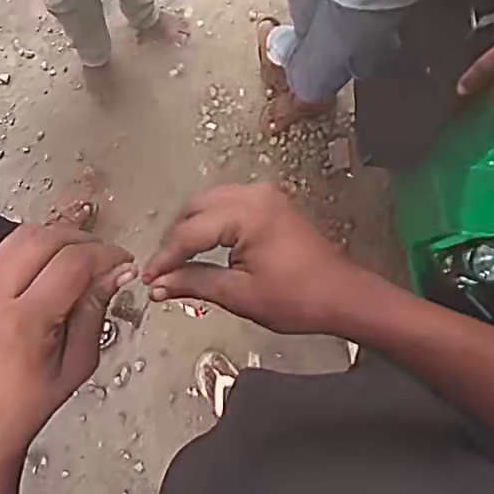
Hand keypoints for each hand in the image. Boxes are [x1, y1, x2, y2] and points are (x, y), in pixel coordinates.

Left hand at [0, 225, 133, 466]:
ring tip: (79, 259)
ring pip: (22, 234)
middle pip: (45, 237)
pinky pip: (4, 248)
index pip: (72, 262)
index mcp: (21, 321)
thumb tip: (116, 271)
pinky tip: (48, 267)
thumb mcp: (78, 362)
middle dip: (82, 240)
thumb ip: (96, 309)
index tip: (122, 261)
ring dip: (57, 238)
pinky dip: (32, 249)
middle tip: (104, 257)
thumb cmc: (28, 402)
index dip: (105, 255)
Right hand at [142, 184, 390, 337]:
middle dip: (175, 238)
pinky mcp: (270, 203)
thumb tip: (158, 285)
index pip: (190, 232)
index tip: (149, 277)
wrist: (344, 296)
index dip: (165, 257)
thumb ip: (193, 283)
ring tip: (177, 259)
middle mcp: (254, 194)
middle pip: (195, 208)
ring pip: (209, 203)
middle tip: (162, 269)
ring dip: (190, 228)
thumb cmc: (298, 298)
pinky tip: (202, 245)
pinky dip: (210, 222)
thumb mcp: (239, 295)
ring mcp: (264, 195)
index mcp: (247, 213)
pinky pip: (227, 204)